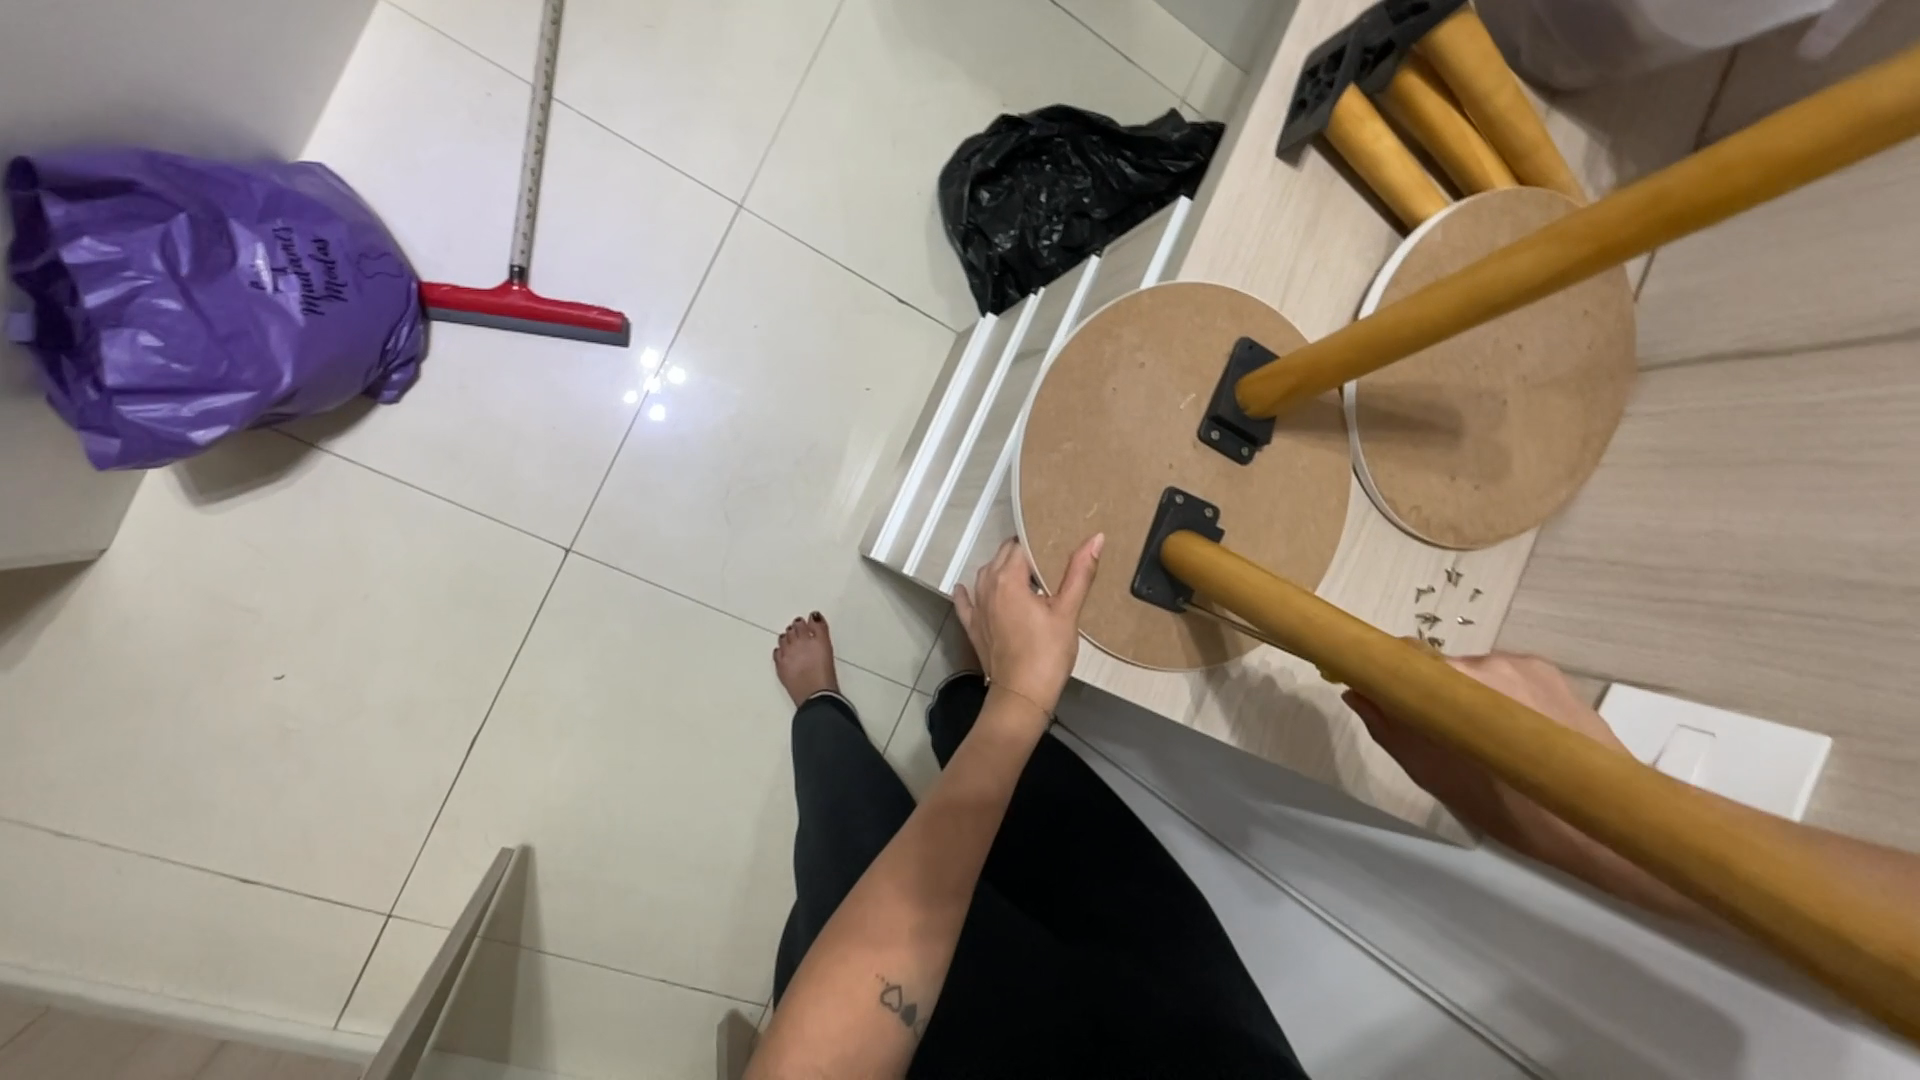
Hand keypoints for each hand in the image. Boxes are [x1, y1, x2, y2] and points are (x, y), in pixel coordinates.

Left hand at [952, 534, 1102, 717]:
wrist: (1021, 696)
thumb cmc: (1048, 654)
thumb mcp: (1068, 612)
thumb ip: (1079, 572)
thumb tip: (1095, 538)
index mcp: (1009, 579)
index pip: (1022, 546)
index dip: (1039, 542)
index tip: (1056, 542)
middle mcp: (987, 587)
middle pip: (1002, 557)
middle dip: (1022, 553)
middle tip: (1047, 559)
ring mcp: (977, 608)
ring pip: (985, 575)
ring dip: (1002, 569)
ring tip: (1025, 574)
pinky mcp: (973, 627)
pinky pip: (965, 603)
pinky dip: (968, 593)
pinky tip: (964, 589)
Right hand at [1346, 653, 1628, 854]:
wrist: (1601, 825)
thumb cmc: (1507, 808)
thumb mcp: (1431, 774)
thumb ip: (1388, 728)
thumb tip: (1356, 692)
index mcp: (1452, 684)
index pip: (1400, 655)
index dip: (1385, 672)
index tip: (1379, 693)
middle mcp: (1486, 661)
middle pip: (1437, 664)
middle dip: (1430, 690)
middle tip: (1439, 732)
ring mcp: (1523, 664)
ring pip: (1471, 669)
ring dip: (1466, 694)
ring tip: (1484, 739)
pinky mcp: (1551, 671)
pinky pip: (1504, 673)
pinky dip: (1498, 695)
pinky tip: (1512, 732)